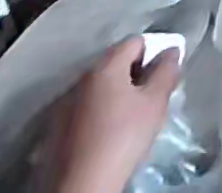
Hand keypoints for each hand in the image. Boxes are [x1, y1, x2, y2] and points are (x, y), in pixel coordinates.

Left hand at [48, 37, 181, 192]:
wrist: (79, 187)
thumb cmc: (123, 137)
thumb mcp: (156, 101)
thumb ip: (167, 70)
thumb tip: (171, 51)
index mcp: (104, 68)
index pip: (135, 42)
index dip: (154, 52)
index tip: (162, 74)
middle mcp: (78, 81)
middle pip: (114, 64)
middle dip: (134, 73)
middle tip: (149, 95)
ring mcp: (60, 107)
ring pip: (96, 88)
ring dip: (113, 94)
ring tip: (128, 116)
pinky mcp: (50, 132)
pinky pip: (81, 109)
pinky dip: (96, 113)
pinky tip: (105, 133)